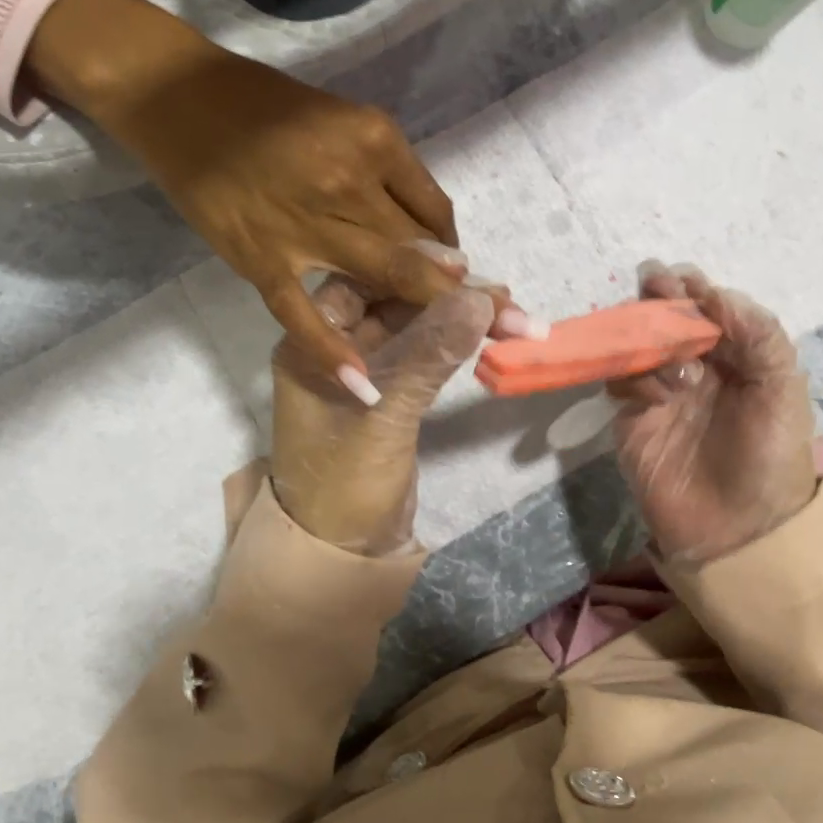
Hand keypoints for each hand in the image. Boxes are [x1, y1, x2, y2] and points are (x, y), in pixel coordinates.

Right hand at [28, 0, 494, 401]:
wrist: (179, 101)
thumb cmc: (263, 105)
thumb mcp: (341, 121)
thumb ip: (384, 174)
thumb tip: (424, 230)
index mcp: (376, 139)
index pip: (434, 209)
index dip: (456, 252)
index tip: (466, 281)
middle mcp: (351, 180)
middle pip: (426, 247)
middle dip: (479, 291)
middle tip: (526, 328)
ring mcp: (306, 223)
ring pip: (384, 275)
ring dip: (434, 314)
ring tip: (480, 349)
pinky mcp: (263, 258)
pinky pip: (303, 312)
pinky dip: (333, 350)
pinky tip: (364, 386)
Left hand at [270, 281, 496, 553]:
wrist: (340, 556)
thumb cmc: (343, 485)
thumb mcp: (385, 417)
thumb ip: (429, 355)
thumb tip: (478, 297)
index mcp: (310, 344)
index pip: (359, 284)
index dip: (408, 268)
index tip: (462, 266)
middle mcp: (334, 348)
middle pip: (392, 301)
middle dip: (447, 295)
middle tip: (502, 296)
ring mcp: (364, 370)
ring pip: (415, 326)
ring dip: (459, 318)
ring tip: (512, 315)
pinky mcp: (390, 392)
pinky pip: (424, 353)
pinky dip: (456, 343)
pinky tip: (489, 335)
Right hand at [608, 261, 818, 564]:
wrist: (739, 530)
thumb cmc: (770, 456)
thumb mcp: (783, 389)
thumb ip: (759, 334)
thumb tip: (712, 292)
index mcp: (737, 358)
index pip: (708, 308)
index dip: (693, 289)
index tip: (683, 280)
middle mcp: (696, 368)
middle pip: (666, 319)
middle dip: (660, 299)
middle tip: (654, 288)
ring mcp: (660, 392)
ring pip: (638, 345)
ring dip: (648, 339)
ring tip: (673, 360)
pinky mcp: (632, 418)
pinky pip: (620, 382)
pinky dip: (633, 379)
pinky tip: (658, 396)